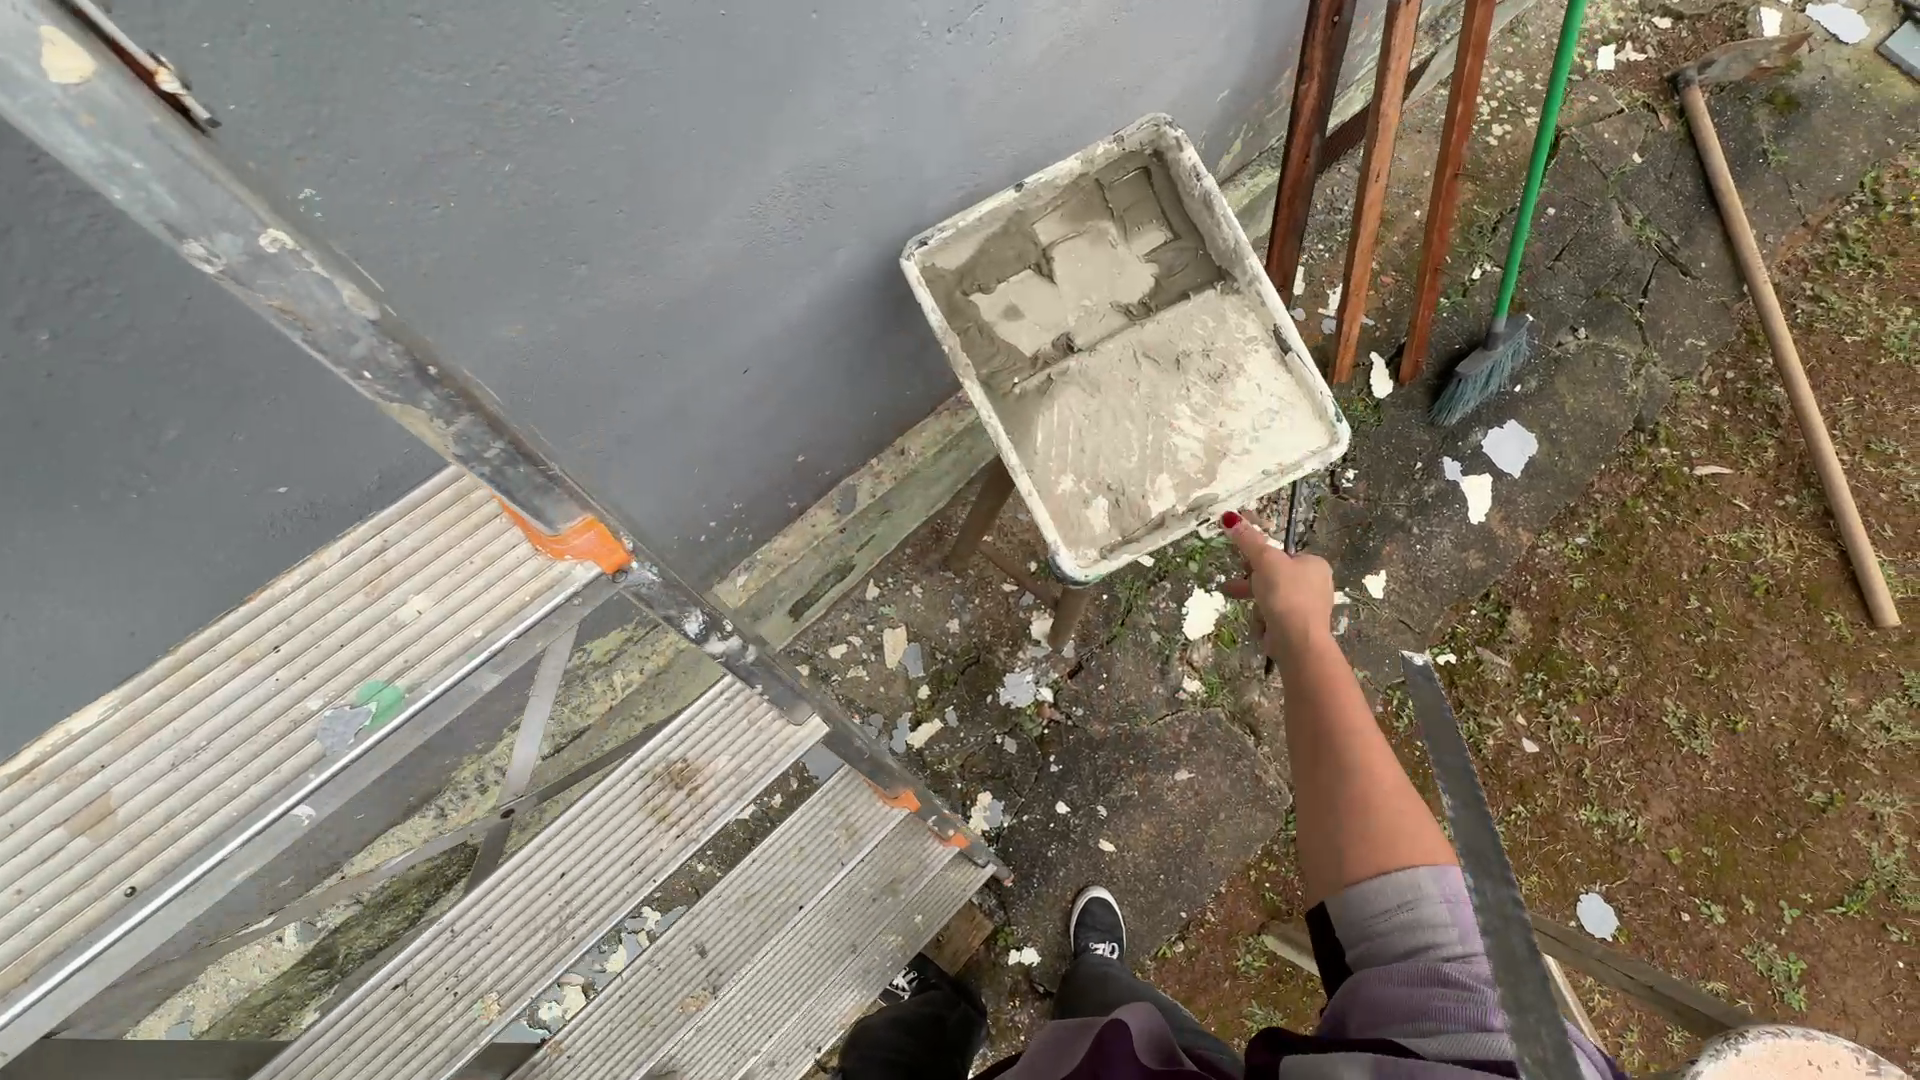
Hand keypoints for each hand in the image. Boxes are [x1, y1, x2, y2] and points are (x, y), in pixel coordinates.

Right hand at [1219, 510, 1334, 658]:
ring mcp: (1308, 606)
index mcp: (1314, 564)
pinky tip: (1261, 623)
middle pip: (1275, 576)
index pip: (1282, 554)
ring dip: (1254, 600)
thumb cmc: (1286, 594)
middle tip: (1234, 585)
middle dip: (1251, 582)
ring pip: (1272, 596)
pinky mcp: (1298, 626)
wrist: (1297, 640)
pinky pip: (1275, 614)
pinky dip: (1264, 617)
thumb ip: (1248, 540)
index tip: (1244, 564)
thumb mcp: (1264, 561)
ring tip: (1237, 603)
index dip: (1260, 558)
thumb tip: (1230, 517)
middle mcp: (1315, 584)